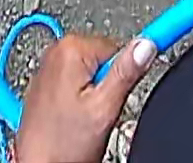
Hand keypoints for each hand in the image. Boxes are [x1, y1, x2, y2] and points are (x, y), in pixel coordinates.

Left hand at [13, 34, 155, 162]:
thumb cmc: (62, 148)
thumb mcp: (103, 110)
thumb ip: (126, 73)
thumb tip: (145, 44)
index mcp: (71, 47)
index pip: (118, 47)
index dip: (124, 75)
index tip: (147, 63)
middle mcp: (57, 50)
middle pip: (104, 60)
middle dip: (107, 88)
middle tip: (99, 115)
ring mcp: (48, 67)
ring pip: (91, 73)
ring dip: (94, 95)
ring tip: (84, 121)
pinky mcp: (45, 83)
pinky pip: (75, 83)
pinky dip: (79, 100)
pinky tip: (73, 121)